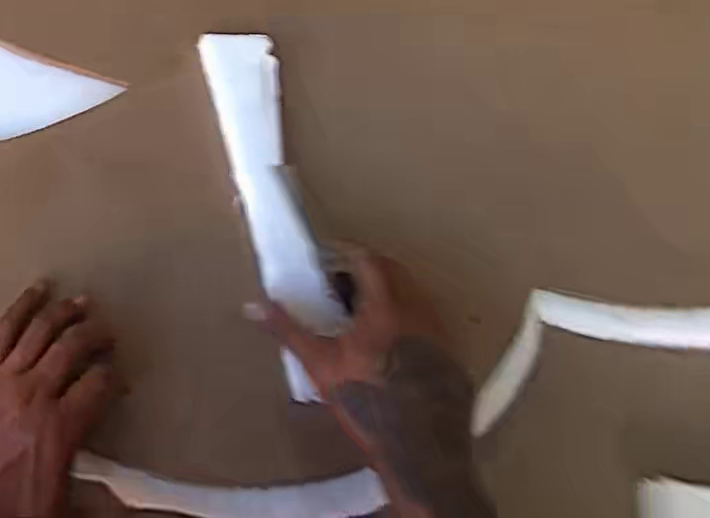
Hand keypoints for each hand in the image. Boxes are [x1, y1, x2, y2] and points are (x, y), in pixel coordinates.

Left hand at [0, 281, 119, 517]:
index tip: (120, 374)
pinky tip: (35, 292)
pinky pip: (4, 330)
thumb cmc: (9, 510)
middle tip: (108, 330)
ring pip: (40, 331)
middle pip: (72, 348)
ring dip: (63, 312)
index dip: (115, 377)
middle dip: (95, 335)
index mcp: (59, 428)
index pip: (98, 386)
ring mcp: (6, 378)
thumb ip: (105, 500)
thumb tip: (147, 507)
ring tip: (80, 301)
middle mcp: (35, 393)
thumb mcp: (65, 508)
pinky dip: (21, 307)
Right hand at [248, 250, 493, 517]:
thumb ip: (287, 328)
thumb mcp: (319, 363)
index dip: (348, 251)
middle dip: (369, 268)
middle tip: (344, 280)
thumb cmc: (367, 404)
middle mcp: (418, 316)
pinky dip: (410, 320)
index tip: (330, 254)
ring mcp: (442, 340)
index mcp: (385, 309)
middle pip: (397, 272)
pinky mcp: (455, 365)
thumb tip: (254, 307)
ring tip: (365, 310)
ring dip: (391, 292)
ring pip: (417, 297)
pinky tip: (391, 344)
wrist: (422, 459)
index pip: (370, 260)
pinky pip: (432, 326)